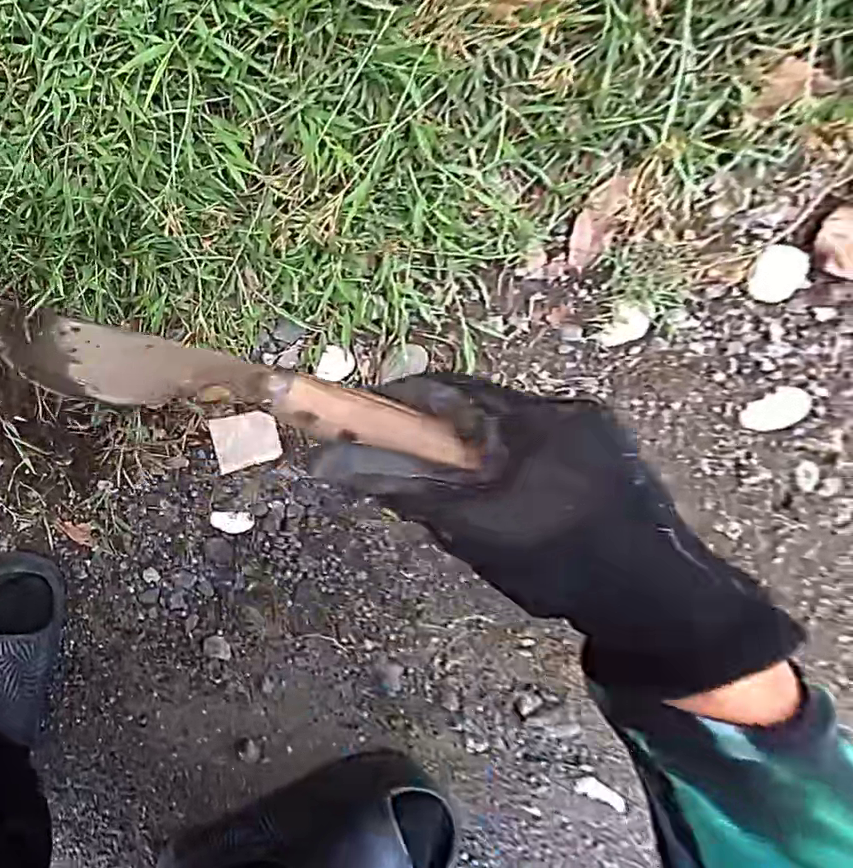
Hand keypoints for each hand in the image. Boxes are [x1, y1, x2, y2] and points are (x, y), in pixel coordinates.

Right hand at [312, 374, 802, 701]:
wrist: (669, 612)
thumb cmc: (563, 562)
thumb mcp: (470, 525)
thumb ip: (401, 488)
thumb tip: (330, 464)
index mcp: (540, 420)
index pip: (447, 388)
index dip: (395, 398)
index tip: (360, 416)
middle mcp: (568, 413)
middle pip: (469, 404)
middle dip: (425, 425)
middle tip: (393, 452)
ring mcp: (591, 433)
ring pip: (494, 424)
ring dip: (457, 442)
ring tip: (434, 475)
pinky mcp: (602, 455)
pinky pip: (522, 441)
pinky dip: (488, 456)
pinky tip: (479, 487)